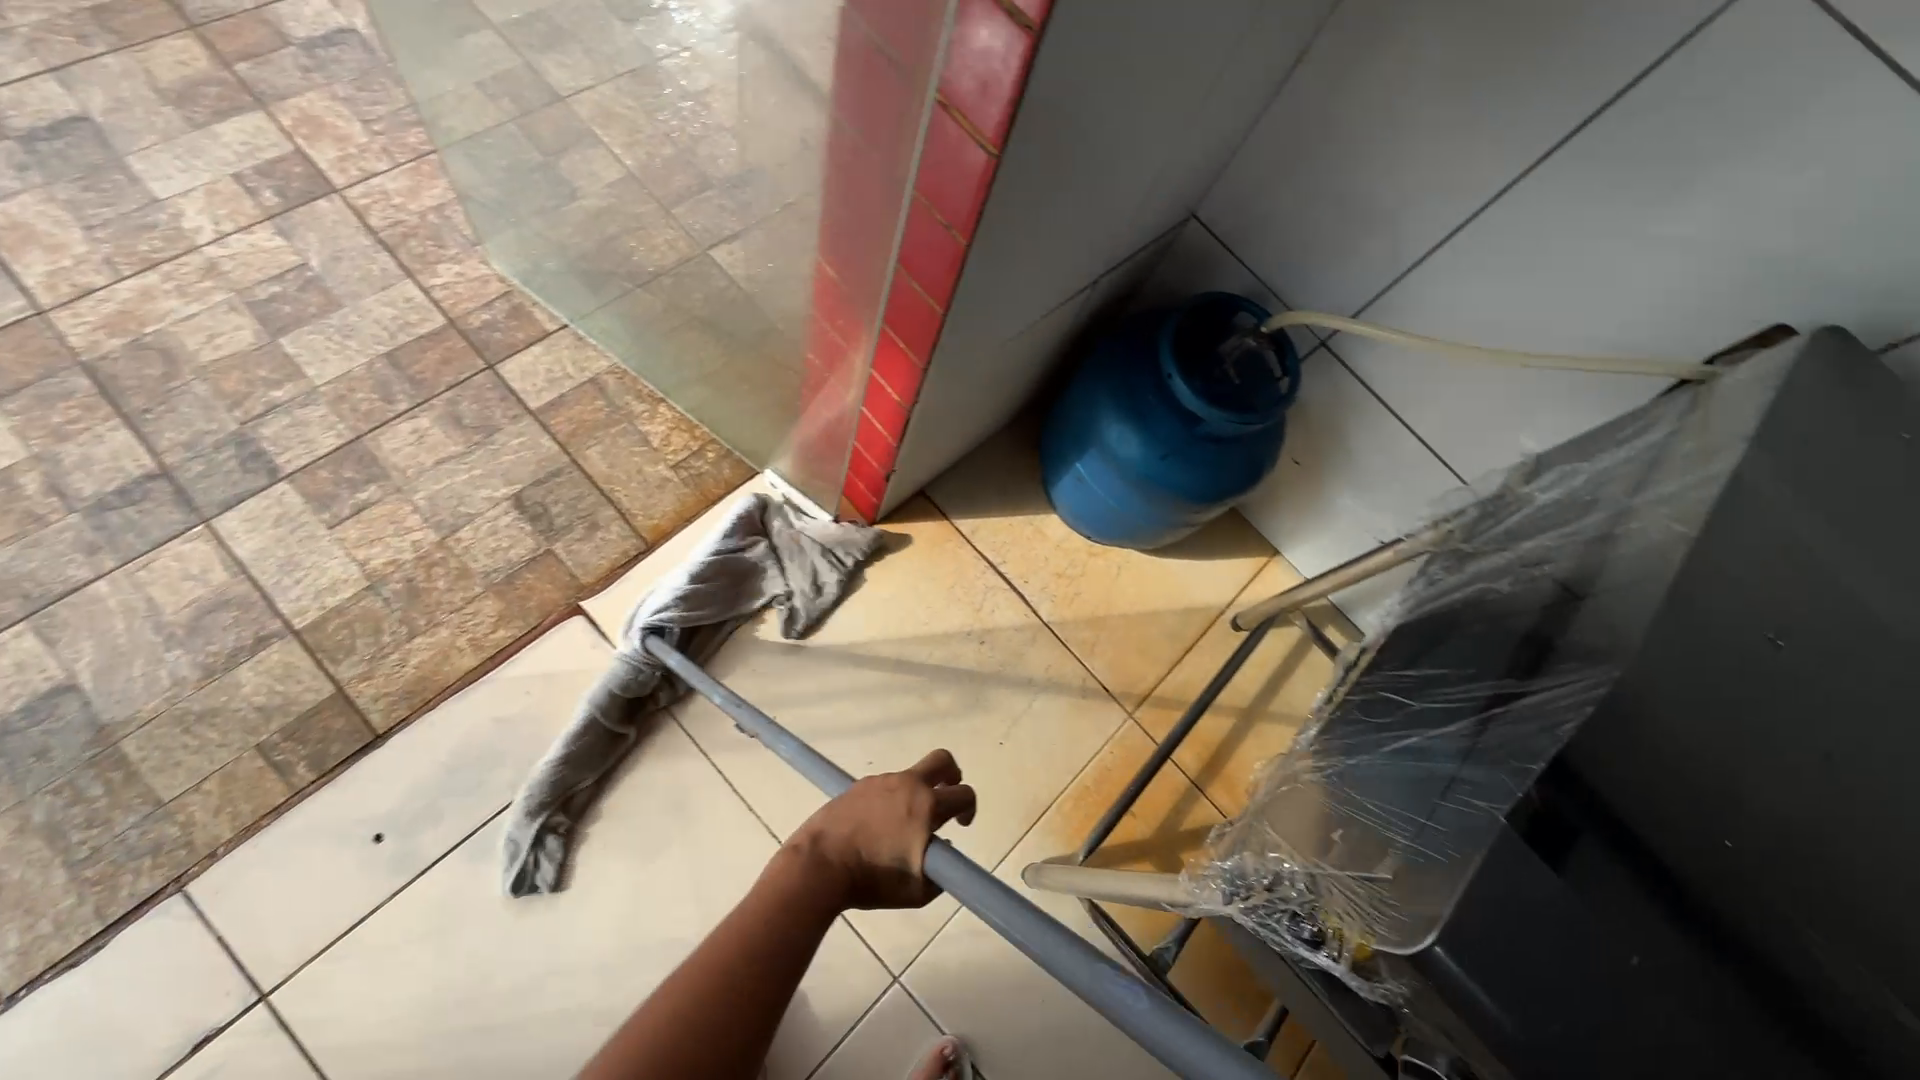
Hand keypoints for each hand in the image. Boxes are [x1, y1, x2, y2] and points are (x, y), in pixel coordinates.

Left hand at [781, 749, 976, 910]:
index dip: (969, 808)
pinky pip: (882, 787)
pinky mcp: (856, 786)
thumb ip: (941, 873)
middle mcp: (906, 785)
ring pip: (908, 778)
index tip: (960, 824)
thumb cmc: (872, 880)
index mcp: (926, 806)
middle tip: (946, 794)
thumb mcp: (918, 892)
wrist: (819, 865)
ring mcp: (879, 782)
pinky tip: (874, 827)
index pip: (964, 794)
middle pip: (941, 761)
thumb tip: (942, 851)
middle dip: (951, 775)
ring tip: (899, 828)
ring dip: (913, 794)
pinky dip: (887, 801)